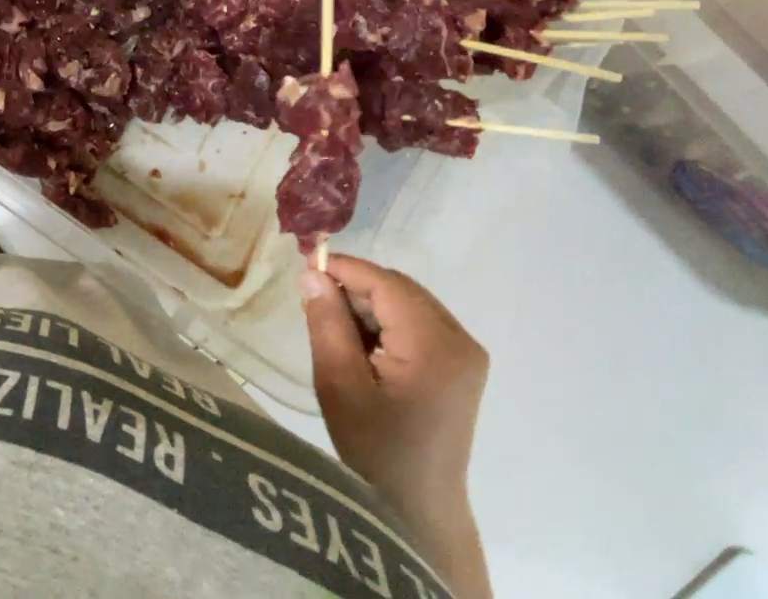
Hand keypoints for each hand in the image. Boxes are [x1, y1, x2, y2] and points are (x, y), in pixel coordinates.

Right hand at [299, 255, 487, 521]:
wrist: (416, 501)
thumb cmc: (373, 444)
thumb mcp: (338, 381)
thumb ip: (326, 322)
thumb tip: (312, 274)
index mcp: (435, 344)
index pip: (386, 283)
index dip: (344, 268)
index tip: (302, 266)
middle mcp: (460, 340)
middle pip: (400, 290)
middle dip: (355, 287)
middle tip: (311, 301)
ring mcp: (466, 353)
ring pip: (408, 303)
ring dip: (369, 305)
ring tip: (333, 328)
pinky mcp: (461, 366)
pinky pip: (418, 323)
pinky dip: (386, 323)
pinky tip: (361, 345)